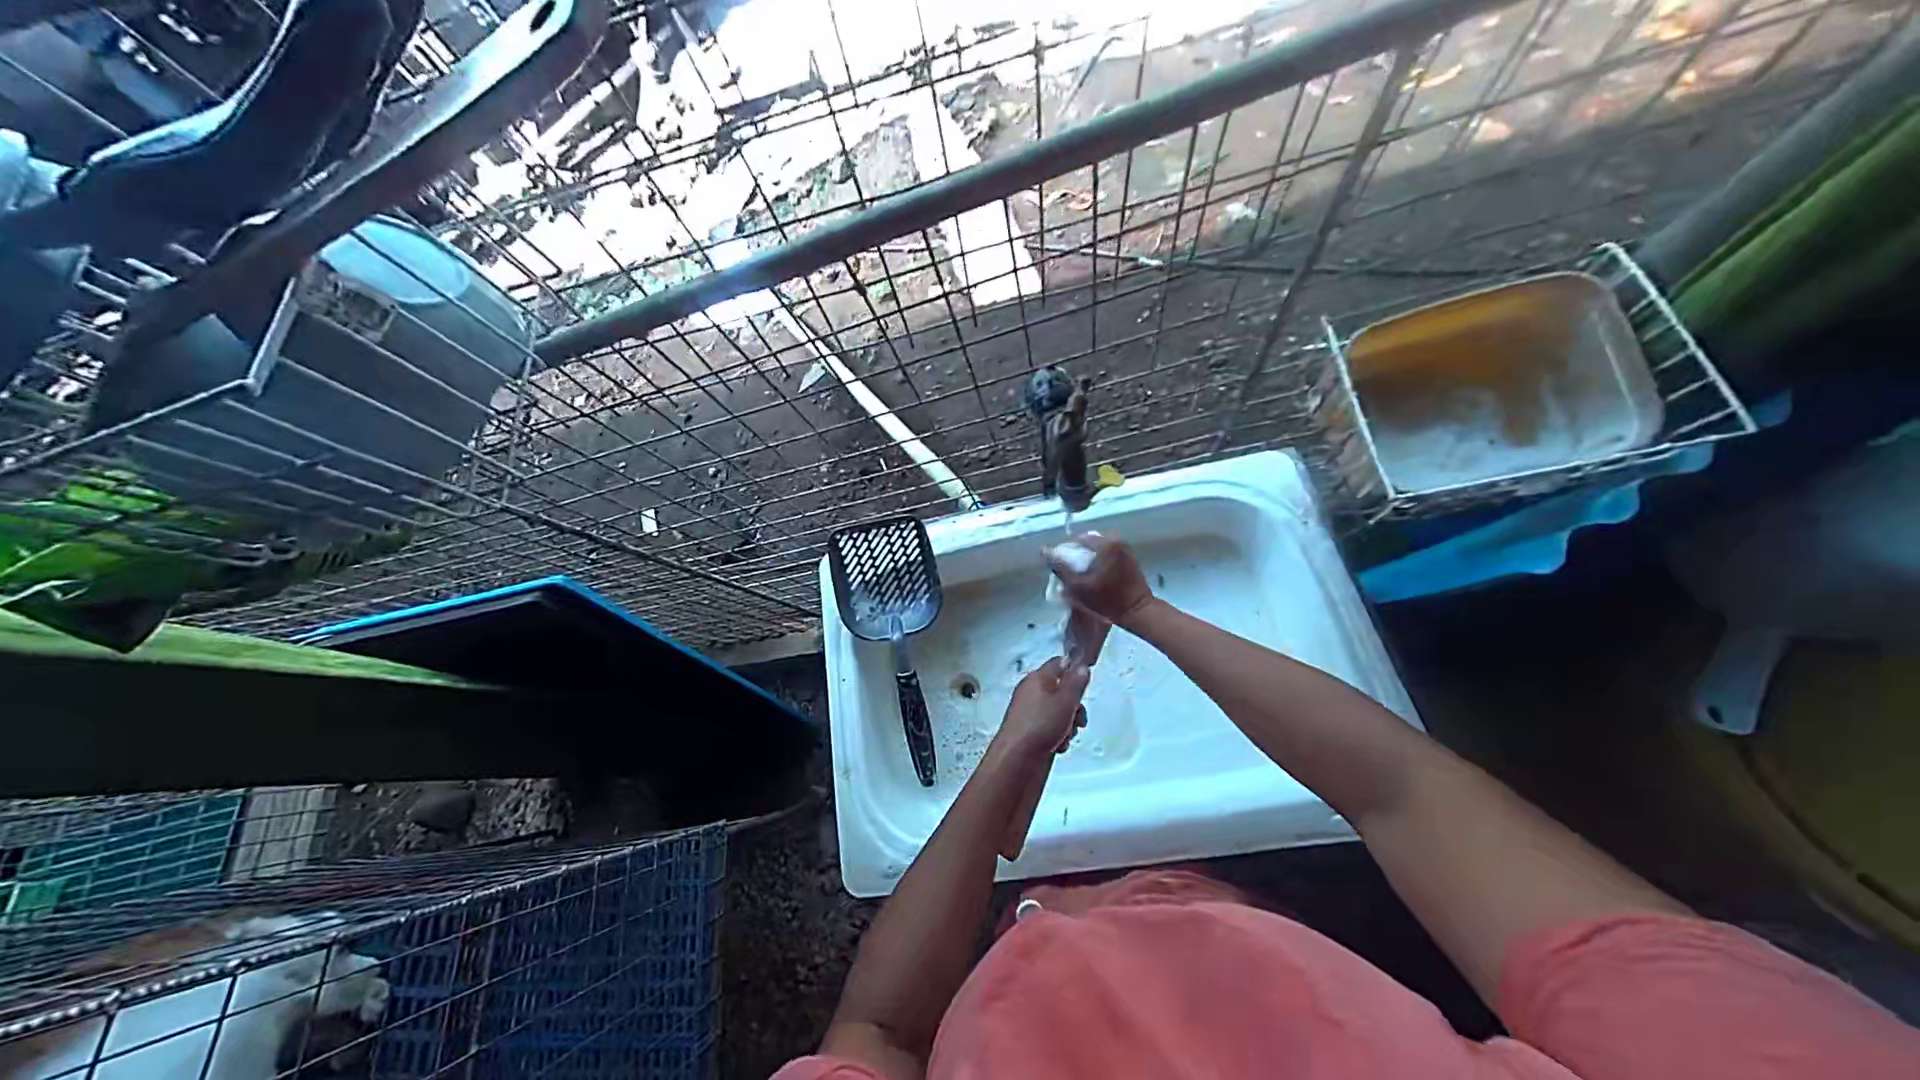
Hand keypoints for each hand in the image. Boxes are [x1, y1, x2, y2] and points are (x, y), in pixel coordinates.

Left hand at [994, 657, 1088, 759]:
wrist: (1018, 759)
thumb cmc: (1039, 726)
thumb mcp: (1066, 700)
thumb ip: (1076, 682)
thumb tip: (1081, 667)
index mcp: (1037, 679)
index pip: (1059, 664)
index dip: (1074, 672)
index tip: (1085, 683)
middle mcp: (1031, 693)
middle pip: (1061, 691)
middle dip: (1074, 705)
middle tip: (1077, 717)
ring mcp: (1030, 713)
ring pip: (1058, 712)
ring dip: (1068, 723)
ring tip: (1066, 734)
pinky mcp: (1030, 731)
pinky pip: (1050, 728)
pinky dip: (1058, 736)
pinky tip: (1058, 744)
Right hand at [1047, 533, 1154, 626]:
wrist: (1137, 610)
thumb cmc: (1107, 600)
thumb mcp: (1079, 586)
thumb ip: (1060, 567)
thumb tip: (1044, 550)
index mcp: (1105, 543)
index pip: (1077, 539)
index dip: (1066, 551)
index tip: (1063, 566)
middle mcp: (1116, 540)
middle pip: (1088, 542)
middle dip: (1078, 554)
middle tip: (1072, 571)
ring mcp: (1125, 548)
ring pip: (1098, 548)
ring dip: (1089, 558)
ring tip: (1083, 574)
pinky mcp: (1130, 558)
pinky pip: (1109, 553)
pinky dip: (1100, 560)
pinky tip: (1096, 575)